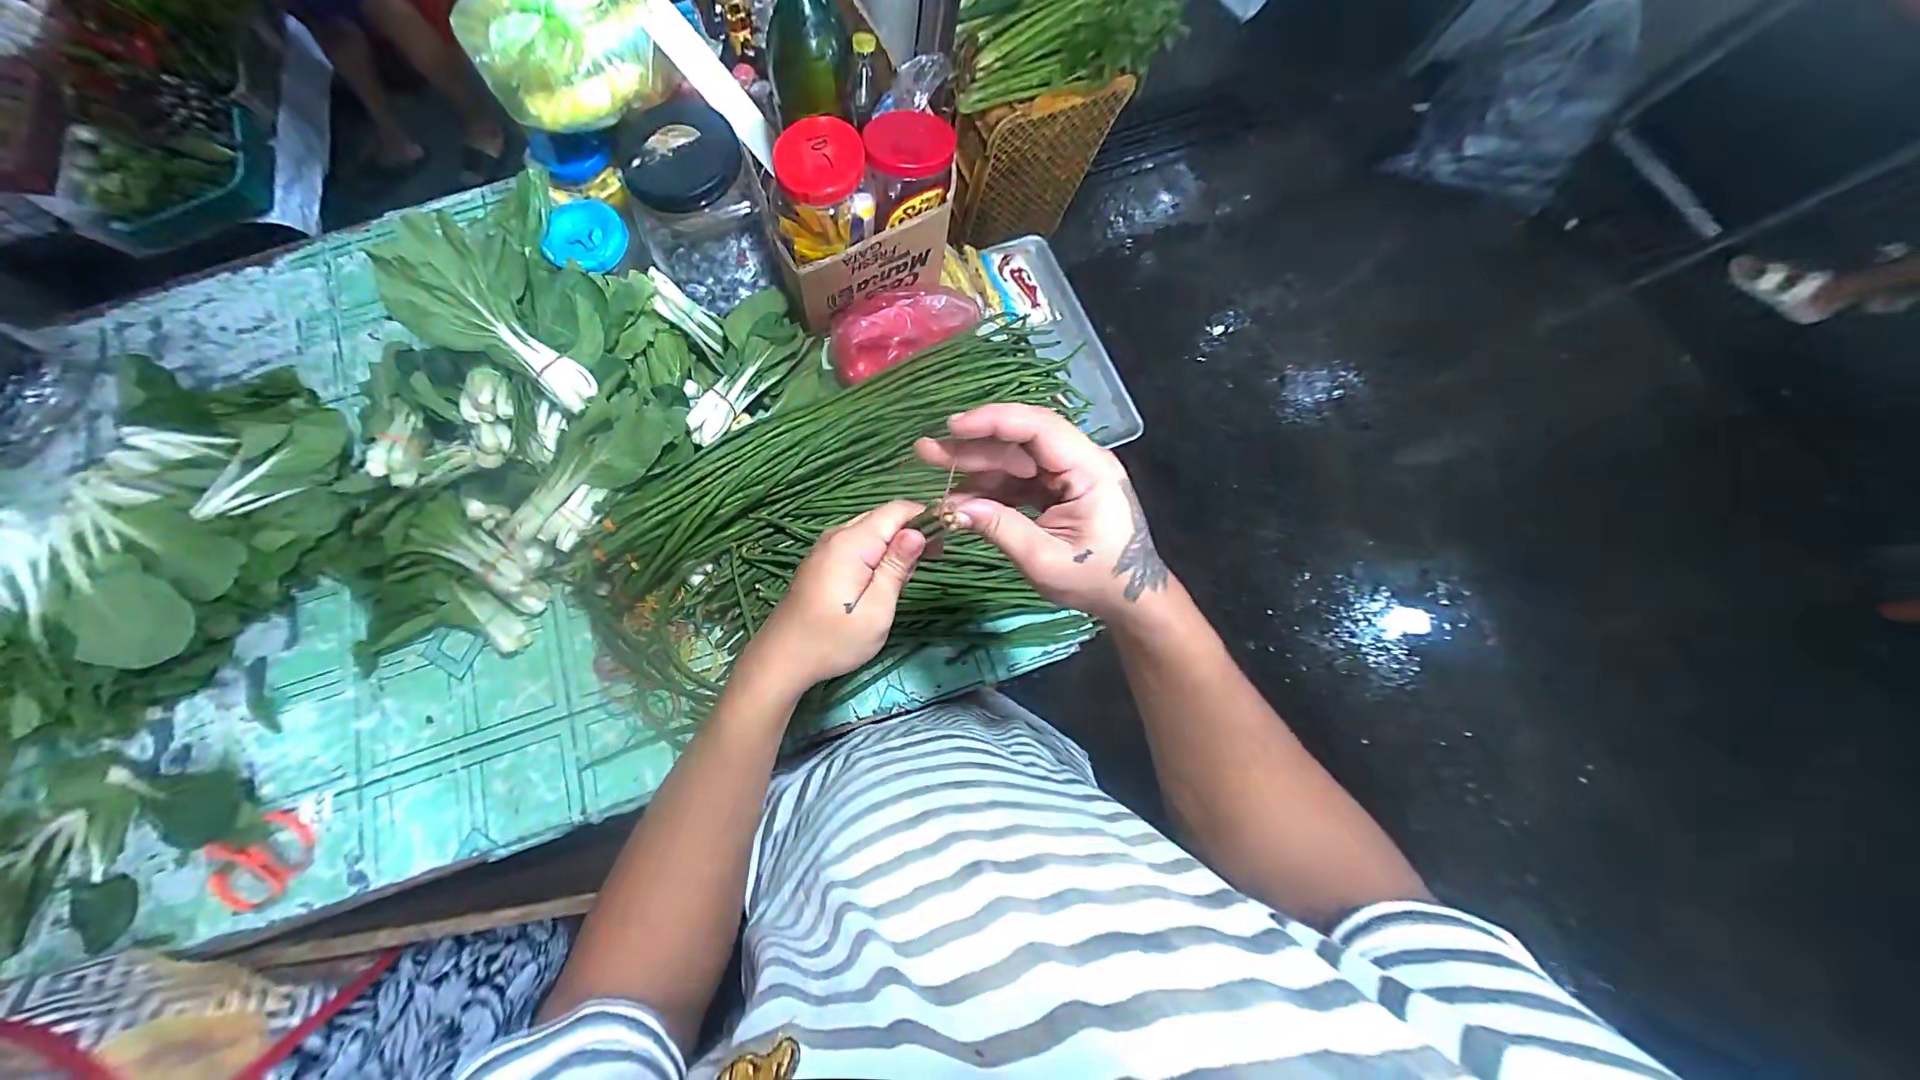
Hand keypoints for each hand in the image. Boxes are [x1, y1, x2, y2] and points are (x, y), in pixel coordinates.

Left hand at [734, 500, 927, 698]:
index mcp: (851, 542)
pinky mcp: (822, 561)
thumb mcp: (877, 609)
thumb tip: (918, 532)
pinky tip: (885, 577)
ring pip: (871, 530)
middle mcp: (837, 535)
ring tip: (912, 573)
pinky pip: (858, 544)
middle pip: (884, 517)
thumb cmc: (833, 640)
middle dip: (913, 531)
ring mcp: (826, 547)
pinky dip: (878, 552)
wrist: (781, 660)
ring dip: (896, 544)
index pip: (897, 510)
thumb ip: (896, 567)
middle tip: (934, 560)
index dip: (926, 517)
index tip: (947, 541)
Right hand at [915, 404, 1171, 623]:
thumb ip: (1001, 529)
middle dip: (974, 444)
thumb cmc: (1096, 580)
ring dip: (977, 465)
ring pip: (1016, 458)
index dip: (993, 422)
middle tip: (927, 450)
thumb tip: (954, 507)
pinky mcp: (1060, 489)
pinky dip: (991, 486)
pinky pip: (1020, 478)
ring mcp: (1069, 474)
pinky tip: (962, 495)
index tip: (953, 428)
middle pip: (1021, 439)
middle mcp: (1080, 461)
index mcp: (1088, 469)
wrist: (1129, 598)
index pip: (1038, 428)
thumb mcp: (1045, 560)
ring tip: (936, 469)